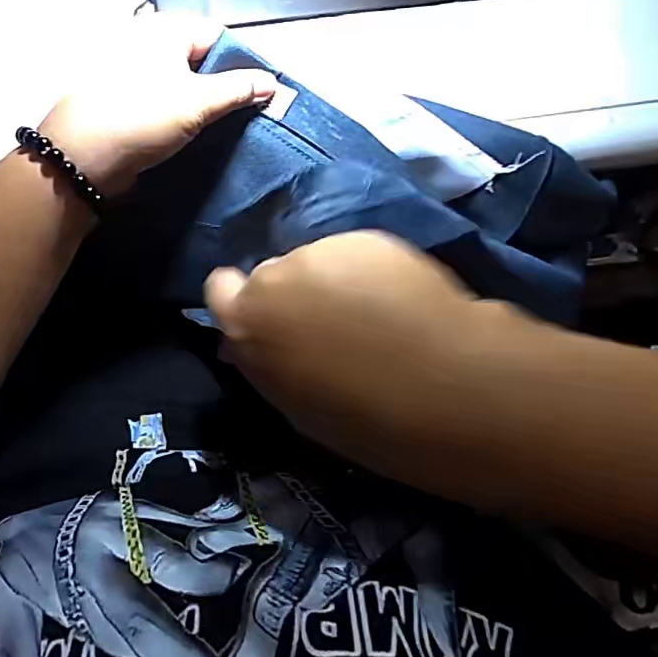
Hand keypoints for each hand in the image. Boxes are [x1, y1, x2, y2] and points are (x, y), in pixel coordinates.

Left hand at [36, 15, 276, 195]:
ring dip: (203, 105)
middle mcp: (148, 45)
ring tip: (221, 127)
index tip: (259, 91)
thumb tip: (271, 83)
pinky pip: (166, 102)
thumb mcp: (199, 102)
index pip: (218, 35)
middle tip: (243, 113)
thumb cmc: (141, 117)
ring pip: (184, 84)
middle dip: (224, 86)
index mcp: (164, 30)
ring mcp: (135, 74)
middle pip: (201, 60)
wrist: (86, 157)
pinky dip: (182, 116)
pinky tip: (194, 135)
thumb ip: (239, 89)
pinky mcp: (128, 102)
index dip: (242, 62)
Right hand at [203, 232, 491, 445]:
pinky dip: (369, 270)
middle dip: (291, 293)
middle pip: (271, 275)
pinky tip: (399, 299)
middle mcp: (274, 276)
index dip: (240, 300)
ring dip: (331, 280)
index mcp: (246, 322)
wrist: (437, 385)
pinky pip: (355, 253)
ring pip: (316, 262)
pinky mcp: (366, 238)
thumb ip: (264, 360)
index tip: (265, 316)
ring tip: (373, 313)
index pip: (220, 289)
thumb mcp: (291, 403)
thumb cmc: (358, 417)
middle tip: (328, 323)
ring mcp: (321, 251)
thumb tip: (255, 344)